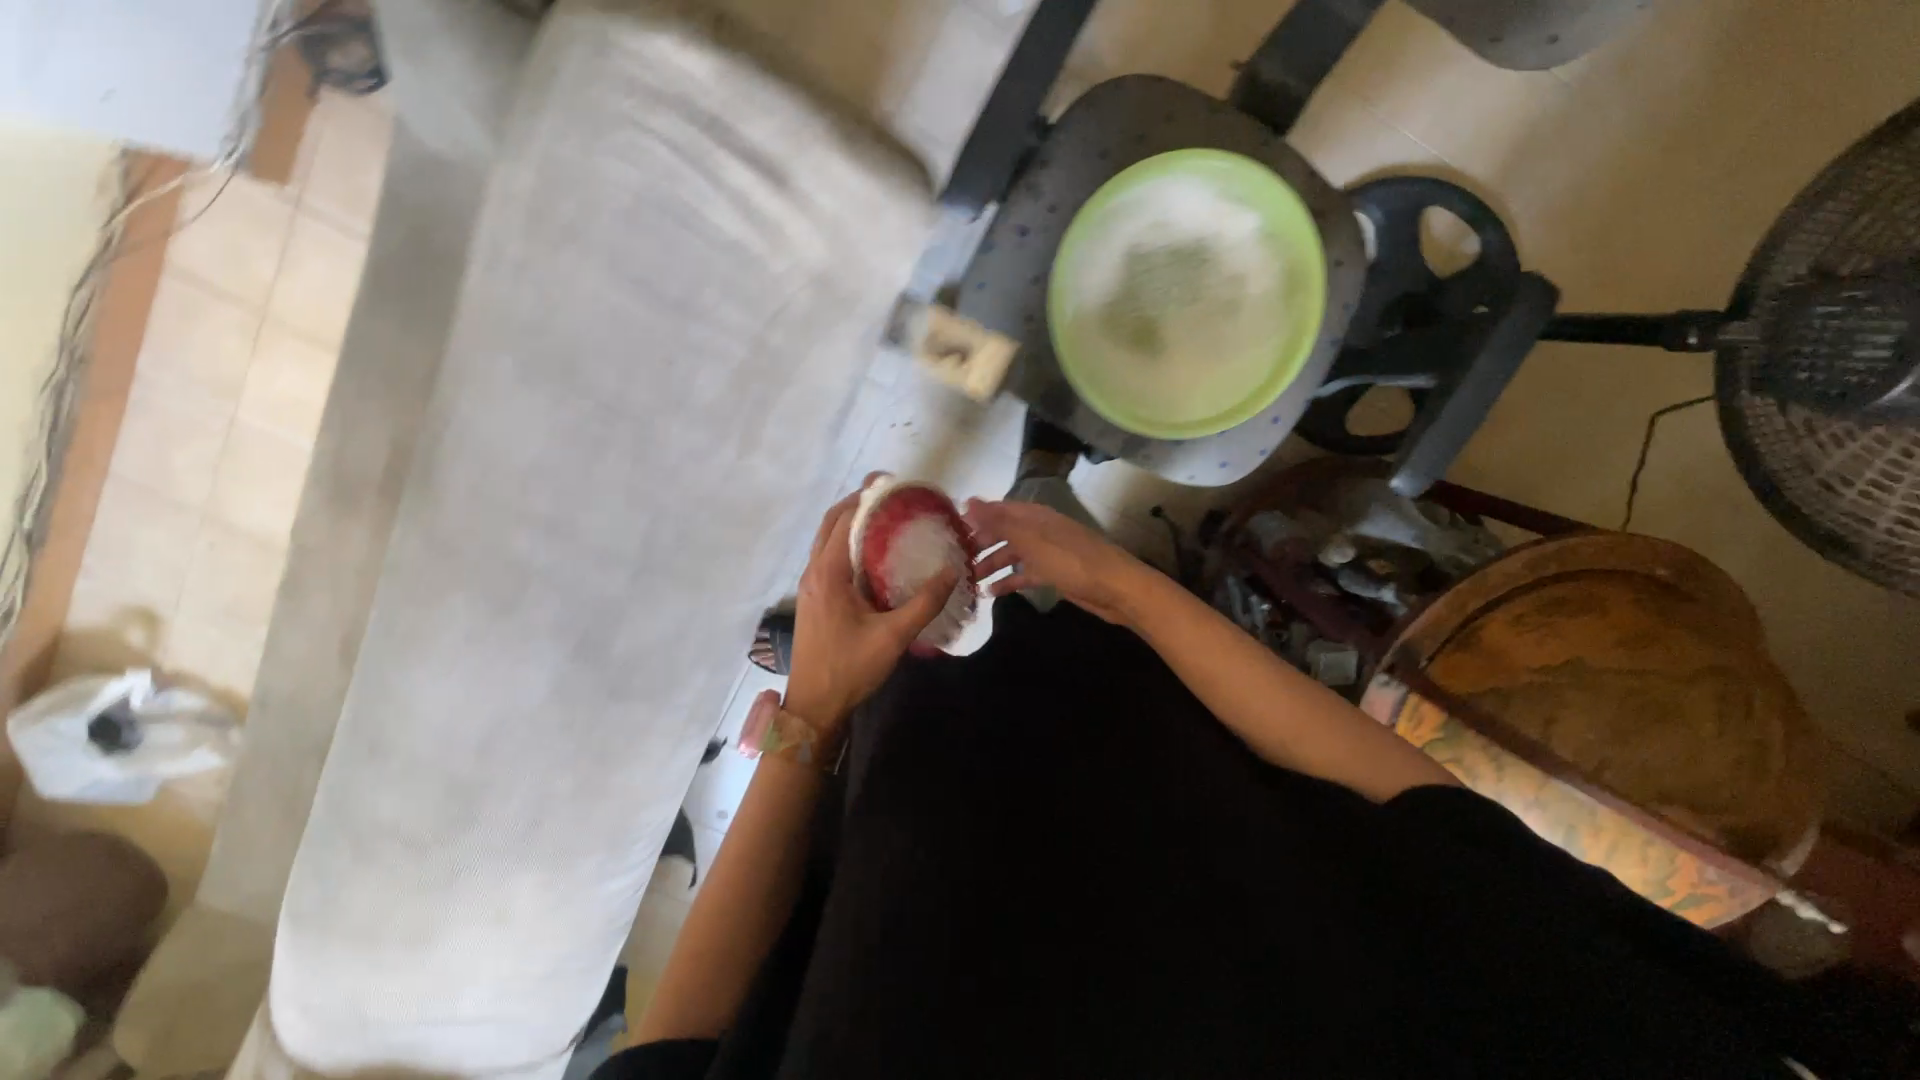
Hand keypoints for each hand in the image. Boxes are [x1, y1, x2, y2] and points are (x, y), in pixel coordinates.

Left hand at [784, 482, 958, 731]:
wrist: (814, 707)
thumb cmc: (849, 669)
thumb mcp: (892, 637)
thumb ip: (924, 603)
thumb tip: (952, 573)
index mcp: (827, 574)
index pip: (846, 519)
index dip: (869, 497)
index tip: (895, 485)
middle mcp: (813, 573)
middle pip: (832, 523)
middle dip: (859, 504)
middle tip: (891, 496)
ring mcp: (810, 586)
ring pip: (828, 541)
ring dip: (853, 525)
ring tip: (888, 520)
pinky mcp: (814, 599)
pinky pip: (830, 559)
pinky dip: (849, 546)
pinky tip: (876, 557)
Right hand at [964, 499, 1157, 625]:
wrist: (1116, 588)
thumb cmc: (1072, 561)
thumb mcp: (1032, 540)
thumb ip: (999, 522)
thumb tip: (968, 500)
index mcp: (1035, 516)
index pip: (998, 510)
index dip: (975, 518)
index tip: (949, 531)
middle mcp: (1039, 530)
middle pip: (1003, 533)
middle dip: (980, 545)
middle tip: (954, 561)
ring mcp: (1046, 553)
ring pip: (1011, 555)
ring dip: (991, 565)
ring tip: (968, 581)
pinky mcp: (1052, 574)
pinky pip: (1024, 575)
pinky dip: (1009, 582)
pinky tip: (991, 594)